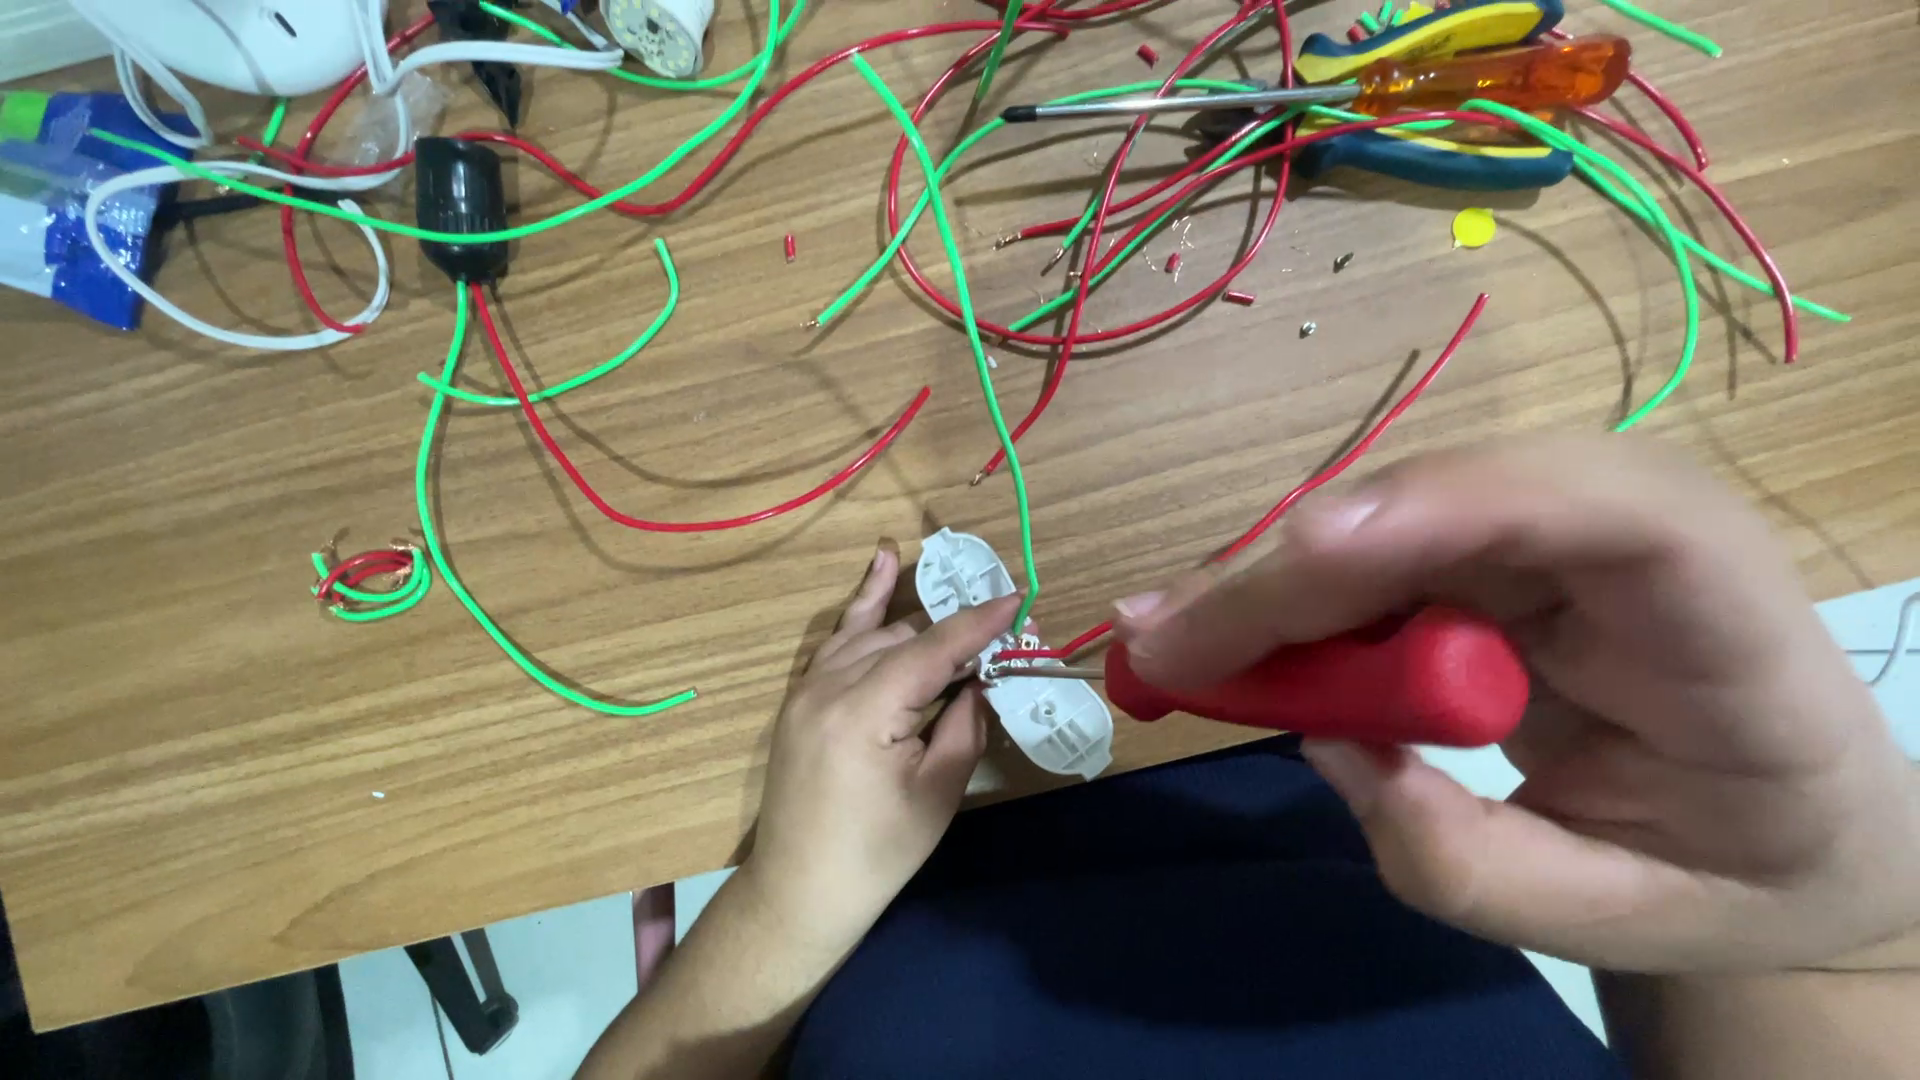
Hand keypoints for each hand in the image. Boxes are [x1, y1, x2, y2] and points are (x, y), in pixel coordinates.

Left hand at [742, 547, 1014, 944]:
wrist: (800, 891)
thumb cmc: (877, 854)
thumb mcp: (937, 792)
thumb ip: (963, 724)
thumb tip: (979, 680)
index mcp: (862, 713)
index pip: (931, 650)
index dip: (977, 624)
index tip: (1016, 599)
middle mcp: (828, 687)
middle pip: (904, 639)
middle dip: (955, 635)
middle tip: (1002, 642)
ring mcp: (807, 688)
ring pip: (874, 635)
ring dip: (919, 629)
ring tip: (964, 626)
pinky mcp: (801, 697)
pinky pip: (837, 640)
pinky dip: (864, 606)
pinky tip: (882, 565)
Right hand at [1115, 433, 1919, 972]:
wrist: (1761, 813)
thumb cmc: (1722, 866)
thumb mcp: (1612, 912)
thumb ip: (1464, 857)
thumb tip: (1326, 742)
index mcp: (1722, 622)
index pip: (1608, 513)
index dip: (1451, 505)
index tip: (1308, 550)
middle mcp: (1617, 536)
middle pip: (1426, 512)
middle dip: (1282, 577)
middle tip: (1158, 644)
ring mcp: (1528, 532)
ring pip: (1365, 523)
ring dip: (1255, 587)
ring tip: (1164, 647)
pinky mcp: (1462, 549)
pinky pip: (1349, 558)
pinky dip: (1270, 601)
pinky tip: (1210, 637)